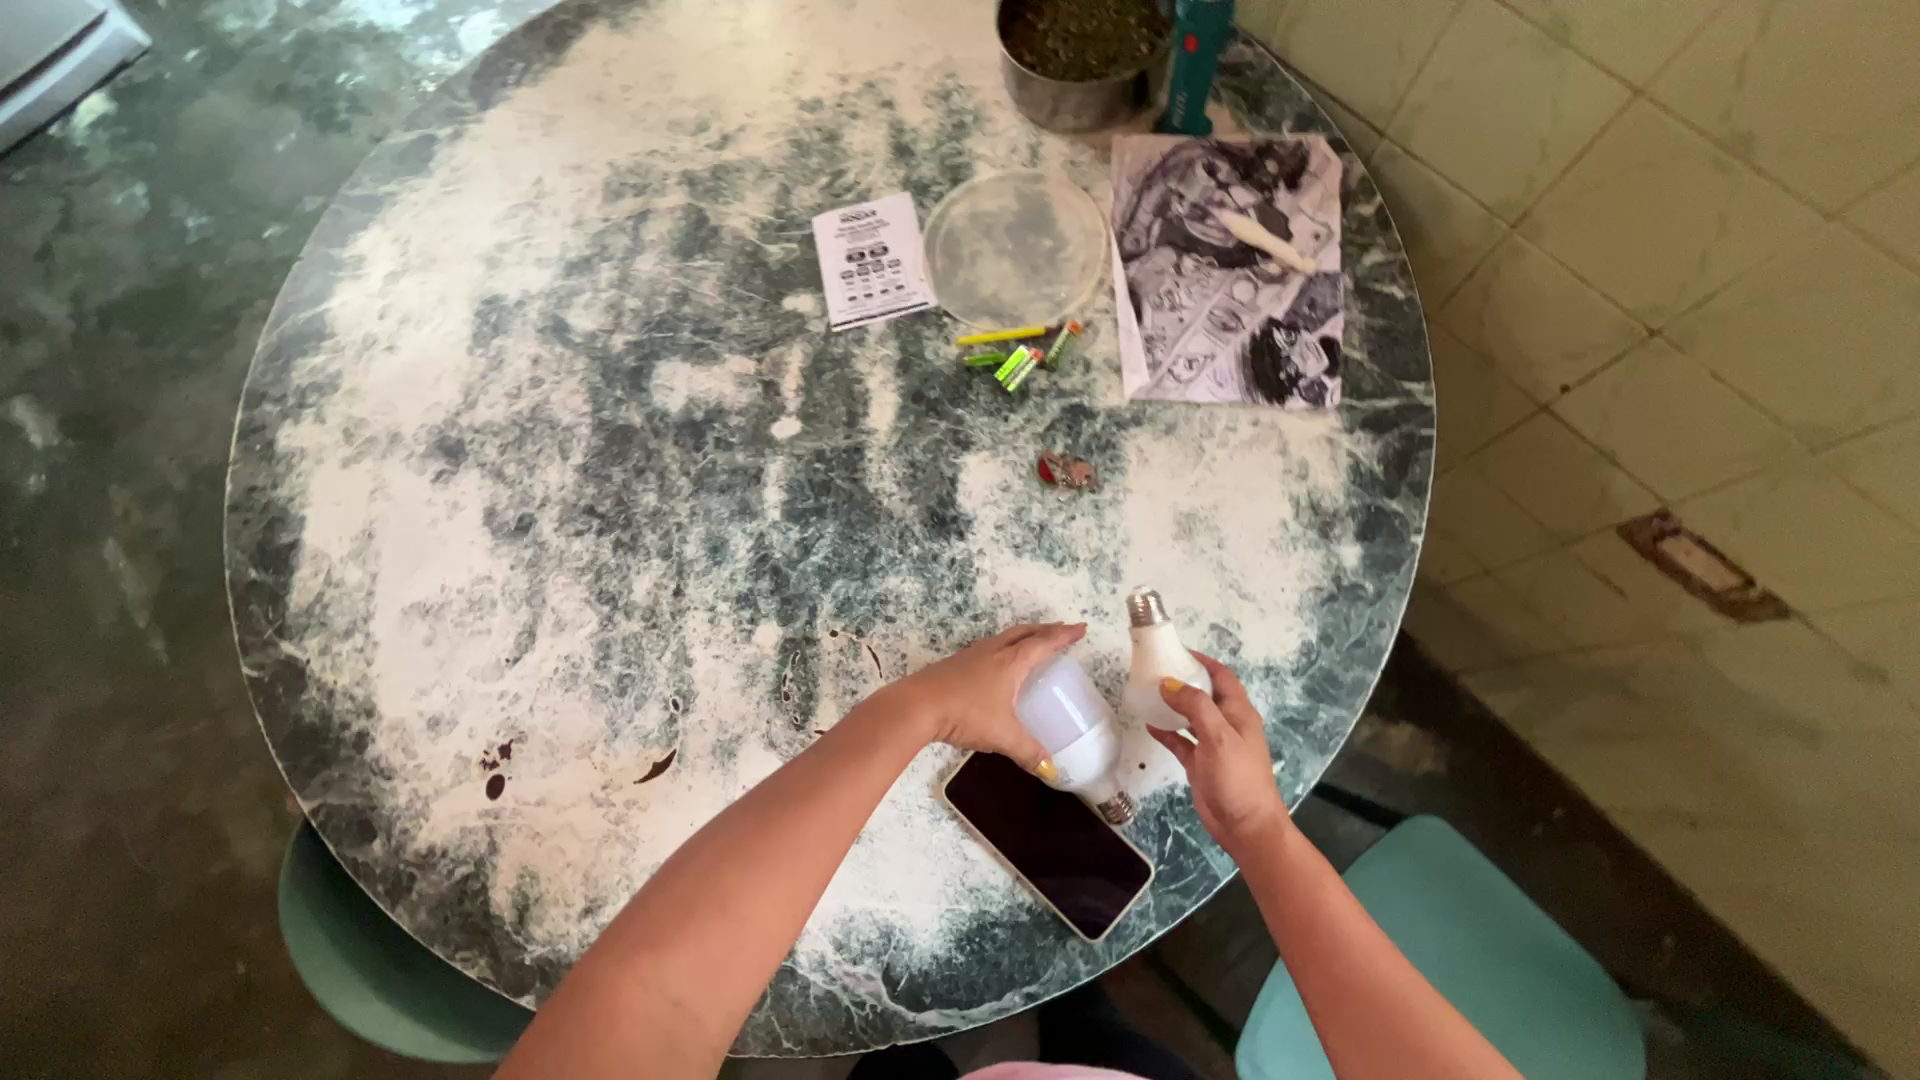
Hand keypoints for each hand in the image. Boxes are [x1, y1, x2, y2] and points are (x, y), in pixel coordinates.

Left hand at [873, 622, 1086, 774]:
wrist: (917, 705)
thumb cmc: (965, 714)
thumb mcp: (1001, 735)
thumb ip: (1028, 751)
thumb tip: (1050, 769)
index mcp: (1010, 662)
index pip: (1043, 643)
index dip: (1064, 635)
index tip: (1080, 627)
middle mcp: (993, 651)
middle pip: (1024, 632)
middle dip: (1045, 630)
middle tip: (1062, 631)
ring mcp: (972, 655)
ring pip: (1005, 637)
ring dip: (1023, 636)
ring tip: (1033, 643)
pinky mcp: (956, 664)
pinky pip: (990, 648)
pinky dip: (1004, 648)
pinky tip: (1000, 664)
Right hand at [1148, 652, 1290, 856]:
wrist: (1245, 826)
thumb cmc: (1238, 777)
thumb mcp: (1219, 736)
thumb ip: (1195, 706)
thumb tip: (1169, 682)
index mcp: (1238, 713)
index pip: (1222, 677)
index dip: (1203, 661)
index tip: (1177, 651)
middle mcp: (1226, 724)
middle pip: (1204, 693)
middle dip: (1183, 680)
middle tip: (1155, 669)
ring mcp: (1212, 744)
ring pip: (1190, 716)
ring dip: (1172, 704)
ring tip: (1148, 691)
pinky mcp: (1199, 762)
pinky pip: (1180, 740)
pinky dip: (1166, 731)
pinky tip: (1149, 724)